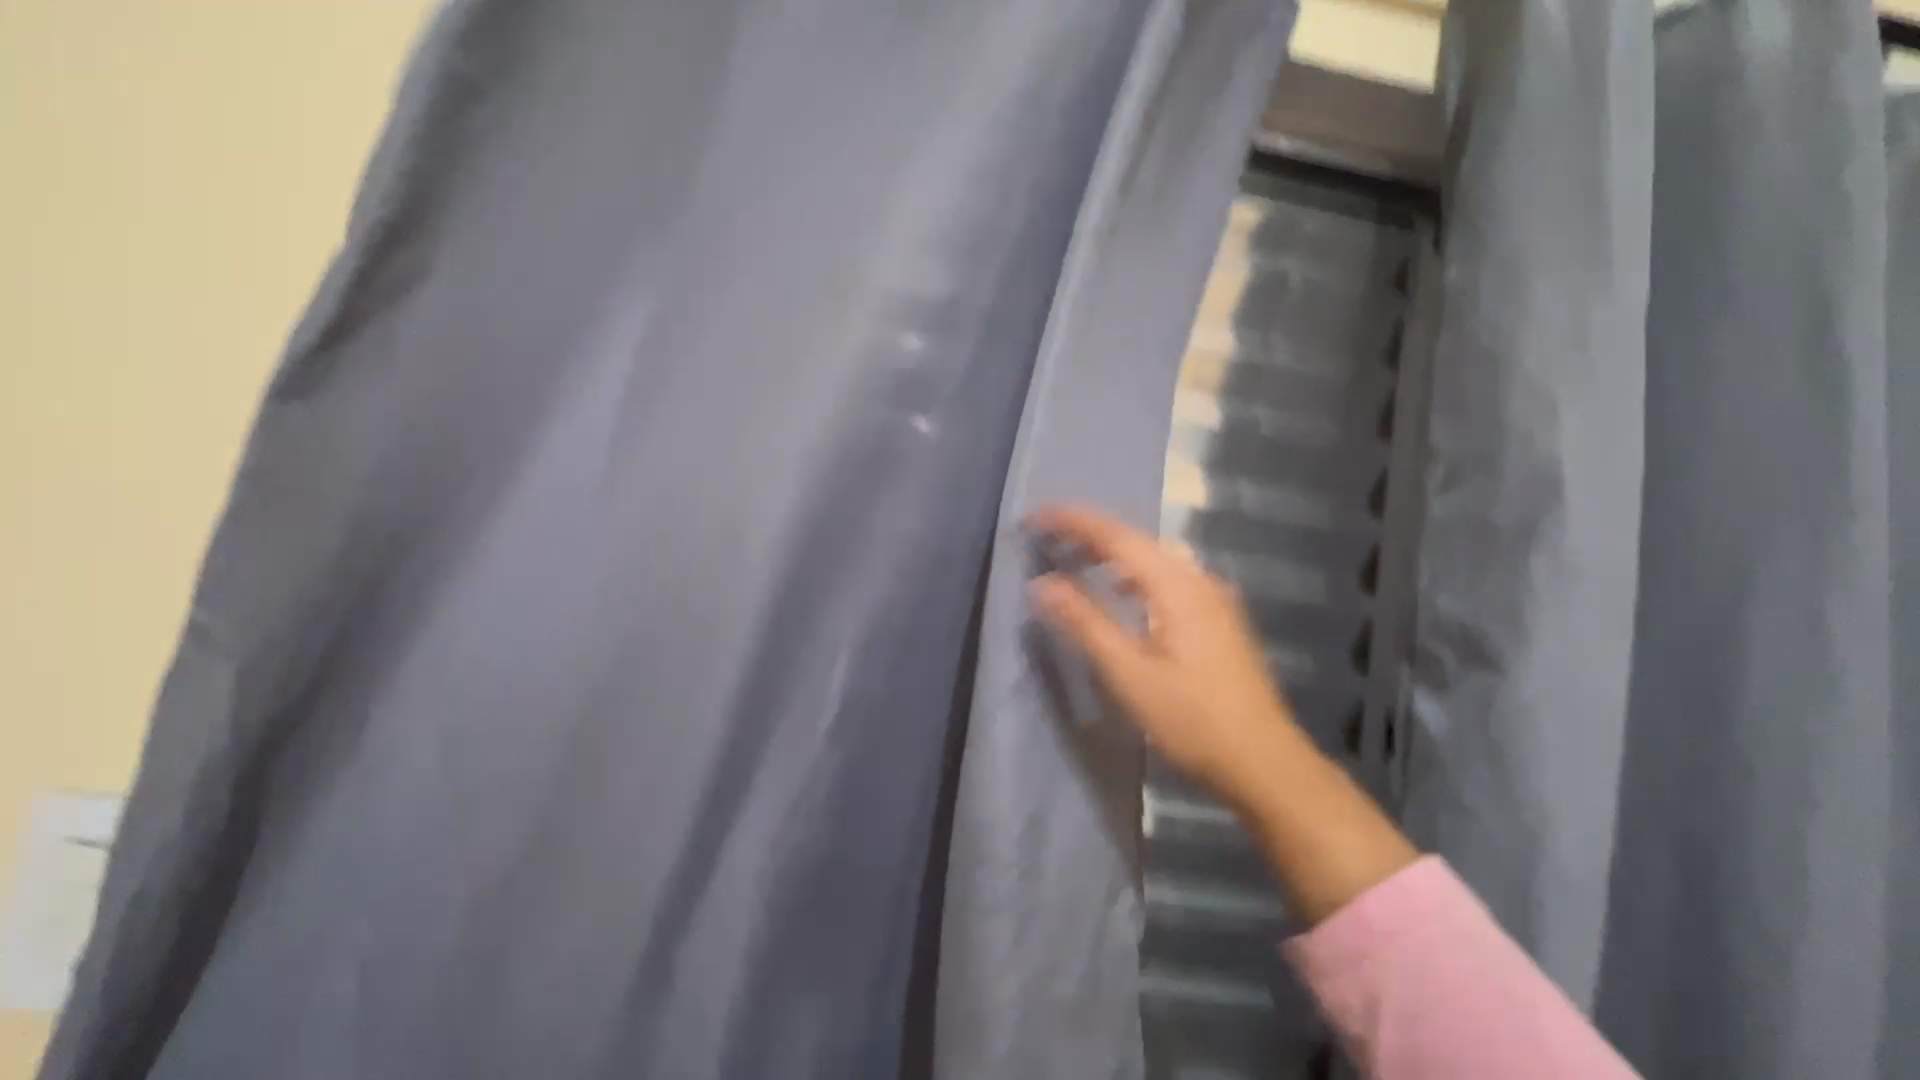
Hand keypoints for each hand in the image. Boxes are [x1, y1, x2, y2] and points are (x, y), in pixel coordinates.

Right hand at [1025, 503, 1416, 924]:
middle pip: (1137, 541)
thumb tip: (1042, 583)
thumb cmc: (1192, 719)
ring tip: (1074, 560)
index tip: (1032, 517)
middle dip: (1089, 534)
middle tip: (1046, 538)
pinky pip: (1168, 579)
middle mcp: (1199, 580)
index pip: (1115, 535)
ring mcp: (1215, 599)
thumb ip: (1085, 622)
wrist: (1264, 761)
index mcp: (1177, 584)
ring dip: (1112, 554)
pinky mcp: (1219, 620)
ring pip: (1155, 560)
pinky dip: (1134, 575)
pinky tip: (1121, 595)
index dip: (1071, 520)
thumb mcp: (1128, 673)